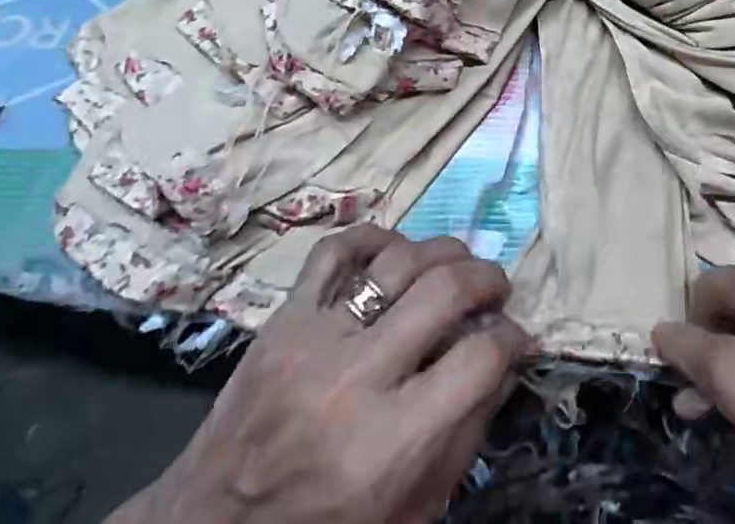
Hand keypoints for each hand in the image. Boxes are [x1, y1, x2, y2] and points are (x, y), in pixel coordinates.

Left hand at [109, 227, 527, 523]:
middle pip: (444, 292)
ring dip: (442, 252)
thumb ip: (466, 435)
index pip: (479, 359)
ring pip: (396, 261)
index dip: (513, 339)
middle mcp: (356, 379)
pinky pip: (334, 251)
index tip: (516, 337)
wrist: (218, 519)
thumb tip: (505, 361)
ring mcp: (314, 338)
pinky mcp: (284, 317)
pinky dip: (373, 238)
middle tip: (497, 288)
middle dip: (487, 279)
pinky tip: (396, 249)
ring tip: (457, 264)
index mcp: (392, 443)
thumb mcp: (414, 508)